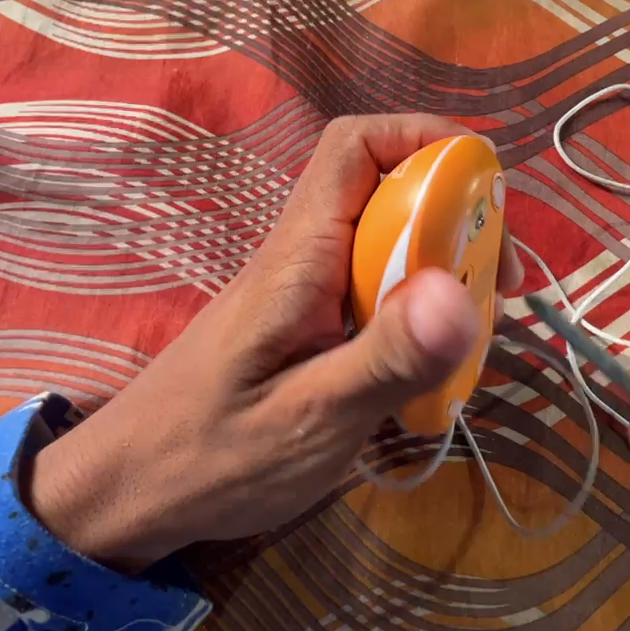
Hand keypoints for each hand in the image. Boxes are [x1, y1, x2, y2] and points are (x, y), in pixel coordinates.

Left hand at [25, 115, 523, 571]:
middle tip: (498, 285)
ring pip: (388, 242)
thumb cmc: (211, 456)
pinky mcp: (307, 323)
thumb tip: (462, 293)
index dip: (424, 139)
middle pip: (386, 190)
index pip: (355, 146)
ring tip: (476, 328)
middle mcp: (304, 255)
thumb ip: (386, 358)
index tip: (486, 190)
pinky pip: (376, 288)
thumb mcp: (311, 419)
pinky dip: (418, 309)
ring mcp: (305, 289)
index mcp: (300, 254)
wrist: (132, 491)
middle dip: (454, 217)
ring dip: (442, 267)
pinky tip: (431, 363)